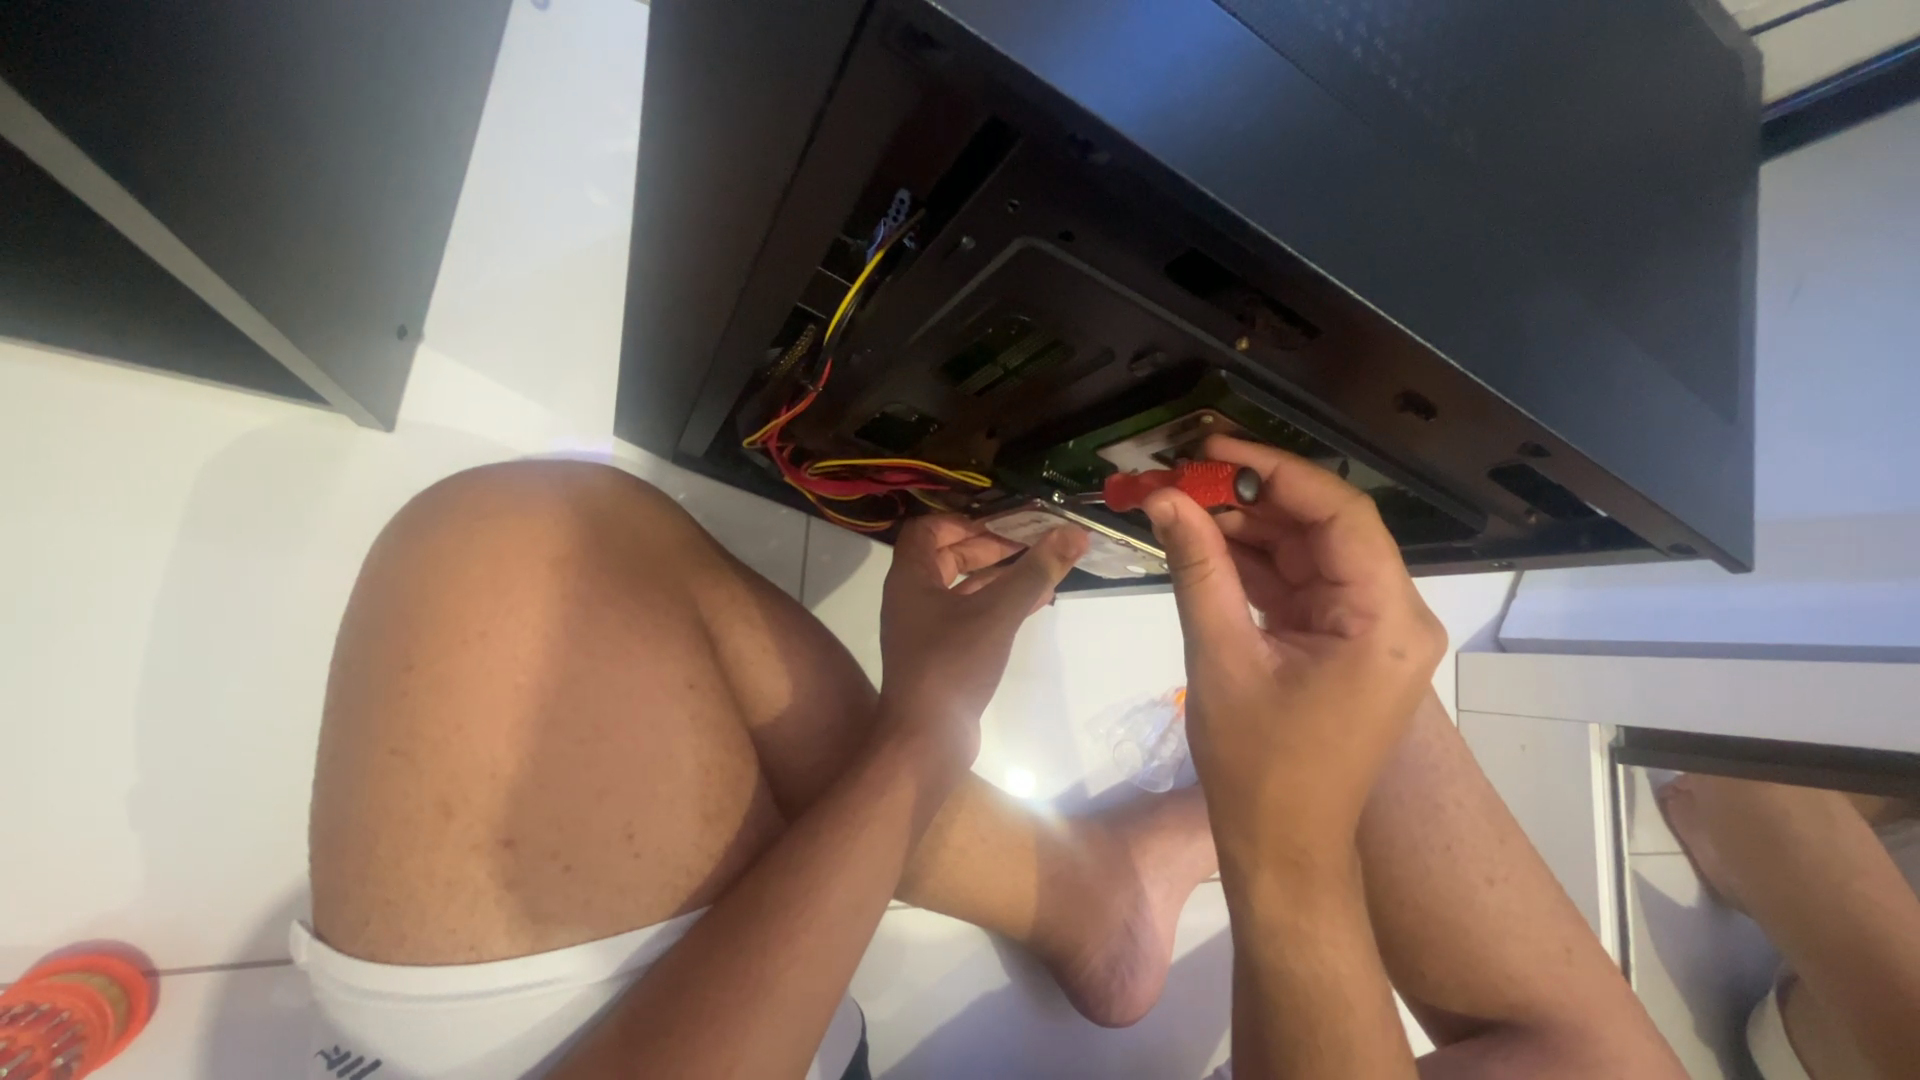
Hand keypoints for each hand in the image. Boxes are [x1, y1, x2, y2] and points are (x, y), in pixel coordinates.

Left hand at [878, 515, 1087, 766]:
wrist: (926, 738)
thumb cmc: (953, 664)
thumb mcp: (998, 612)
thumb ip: (1035, 571)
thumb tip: (1073, 533)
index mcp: (910, 578)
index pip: (927, 528)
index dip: (964, 520)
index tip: (1002, 525)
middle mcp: (910, 597)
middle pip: (945, 556)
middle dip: (988, 547)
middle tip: (1028, 545)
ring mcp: (923, 628)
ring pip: (960, 588)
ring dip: (997, 577)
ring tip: (1041, 571)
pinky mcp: (938, 653)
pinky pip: (967, 616)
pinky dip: (996, 605)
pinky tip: (1035, 605)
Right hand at [1143, 436, 1443, 870]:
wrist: (1280, 848)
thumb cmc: (1256, 765)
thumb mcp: (1219, 656)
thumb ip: (1197, 567)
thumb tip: (1163, 498)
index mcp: (1384, 621)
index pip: (1341, 514)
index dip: (1275, 470)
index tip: (1210, 447)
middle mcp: (1392, 616)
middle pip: (1324, 528)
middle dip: (1251, 497)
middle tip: (1181, 476)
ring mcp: (1368, 631)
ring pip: (1307, 552)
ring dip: (1246, 527)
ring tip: (1181, 503)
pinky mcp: (1341, 643)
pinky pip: (1298, 585)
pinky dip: (1253, 564)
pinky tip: (1203, 541)